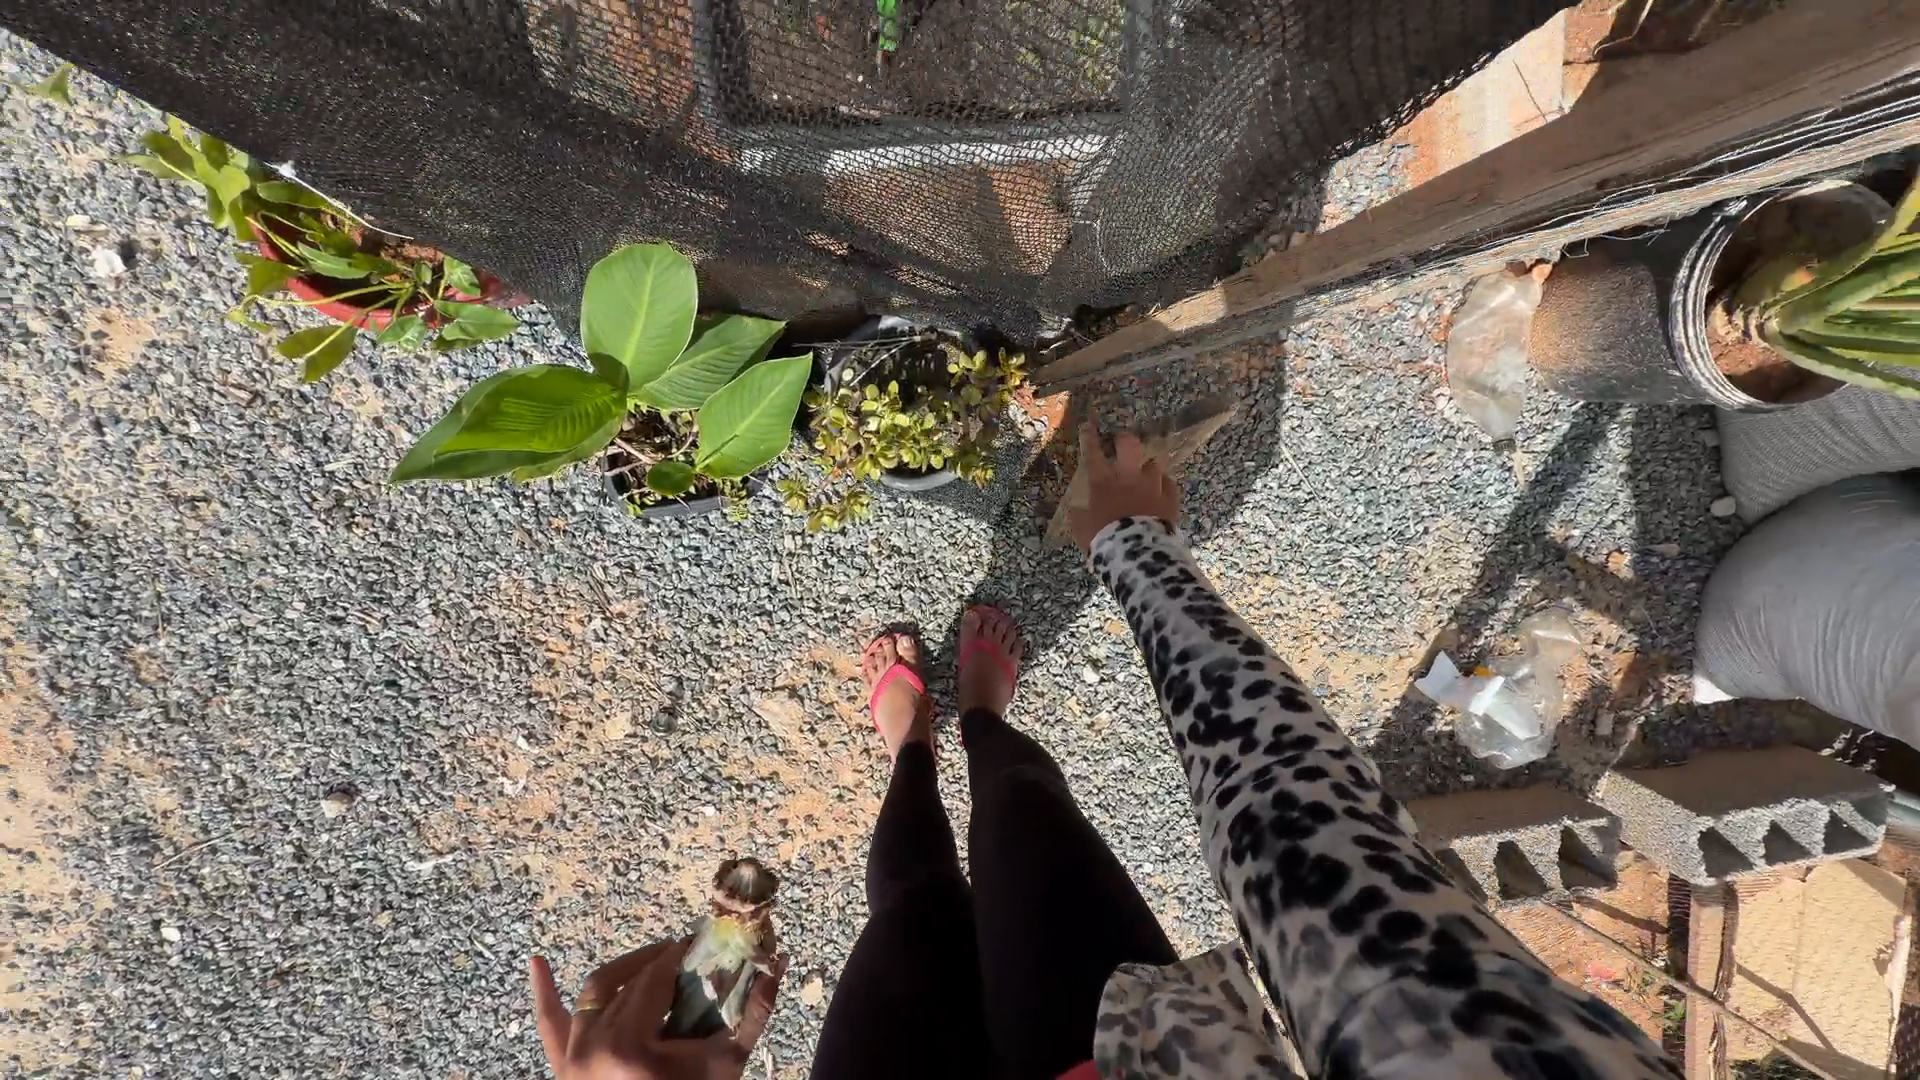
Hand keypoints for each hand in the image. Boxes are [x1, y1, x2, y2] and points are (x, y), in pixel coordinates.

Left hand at [530, 940, 783, 1079]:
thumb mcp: (726, 1065)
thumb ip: (754, 1012)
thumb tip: (779, 961)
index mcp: (629, 1045)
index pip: (657, 977)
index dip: (681, 954)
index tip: (700, 943)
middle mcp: (591, 1046)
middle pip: (631, 981)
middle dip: (661, 962)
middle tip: (687, 956)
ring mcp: (569, 1060)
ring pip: (595, 992)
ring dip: (625, 969)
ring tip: (653, 959)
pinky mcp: (560, 1070)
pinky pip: (548, 1025)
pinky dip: (543, 993)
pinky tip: (537, 963)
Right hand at [1069, 421, 1180, 552]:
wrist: (1136, 553)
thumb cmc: (1103, 539)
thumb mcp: (1081, 530)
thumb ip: (1078, 516)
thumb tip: (1076, 510)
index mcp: (1103, 482)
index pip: (1093, 452)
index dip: (1090, 437)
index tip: (1089, 424)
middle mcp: (1128, 477)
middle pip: (1130, 445)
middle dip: (1125, 439)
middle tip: (1121, 441)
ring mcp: (1152, 486)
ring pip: (1154, 463)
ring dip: (1148, 465)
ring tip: (1146, 468)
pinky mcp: (1170, 499)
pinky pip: (1170, 484)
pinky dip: (1164, 484)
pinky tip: (1162, 486)